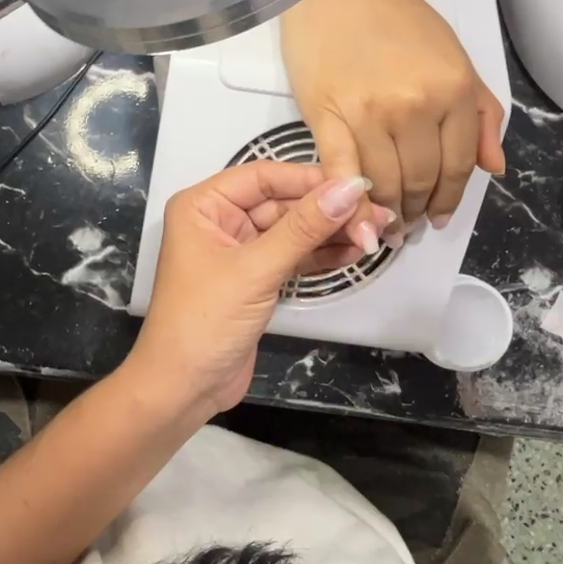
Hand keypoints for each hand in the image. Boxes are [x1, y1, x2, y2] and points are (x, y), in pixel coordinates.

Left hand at [127, 163, 380, 414]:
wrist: (184, 387)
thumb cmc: (204, 321)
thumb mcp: (255, 270)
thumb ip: (303, 229)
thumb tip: (349, 189)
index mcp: (203, 205)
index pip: (264, 177)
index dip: (311, 179)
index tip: (358, 185)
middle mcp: (219, 220)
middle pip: (283, 202)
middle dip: (329, 209)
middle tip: (378, 217)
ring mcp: (239, 250)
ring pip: (293, 229)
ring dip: (332, 232)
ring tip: (378, 233)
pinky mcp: (256, 278)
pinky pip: (294, 255)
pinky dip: (322, 254)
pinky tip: (355, 252)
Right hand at [280, 0, 505, 232]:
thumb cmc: (394, 17)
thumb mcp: (455, 56)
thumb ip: (480, 111)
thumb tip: (493, 167)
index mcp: (453, 89)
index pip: (458, 164)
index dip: (449, 199)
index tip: (438, 218)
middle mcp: (415, 106)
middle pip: (421, 179)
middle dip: (418, 210)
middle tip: (409, 224)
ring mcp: (368, 114)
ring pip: (385, 183)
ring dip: (387, 213)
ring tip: (384, 225)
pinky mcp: (325, 117)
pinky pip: (342, 172)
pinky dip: (351, 205)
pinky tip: (358, 223)